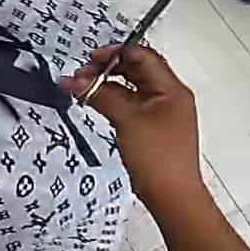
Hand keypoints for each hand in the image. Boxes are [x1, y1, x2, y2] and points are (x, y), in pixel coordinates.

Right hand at [62, 45, 207, 210]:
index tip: (92, 59)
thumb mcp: (127, 120)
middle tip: (83, 74)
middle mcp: (170, 97)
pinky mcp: (152, 128)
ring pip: (132, 88)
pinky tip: (94, 102)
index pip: (143, 56)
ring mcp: (161, 113)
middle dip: (108, 68)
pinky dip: (112, 101)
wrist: (172, 198)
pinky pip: (131, 105)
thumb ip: (101, 95)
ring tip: (83, 88)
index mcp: (172, 89)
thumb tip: (77, 81)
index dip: (116, 53)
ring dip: (107, 85)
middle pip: (137, 70)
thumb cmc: (159, 159)